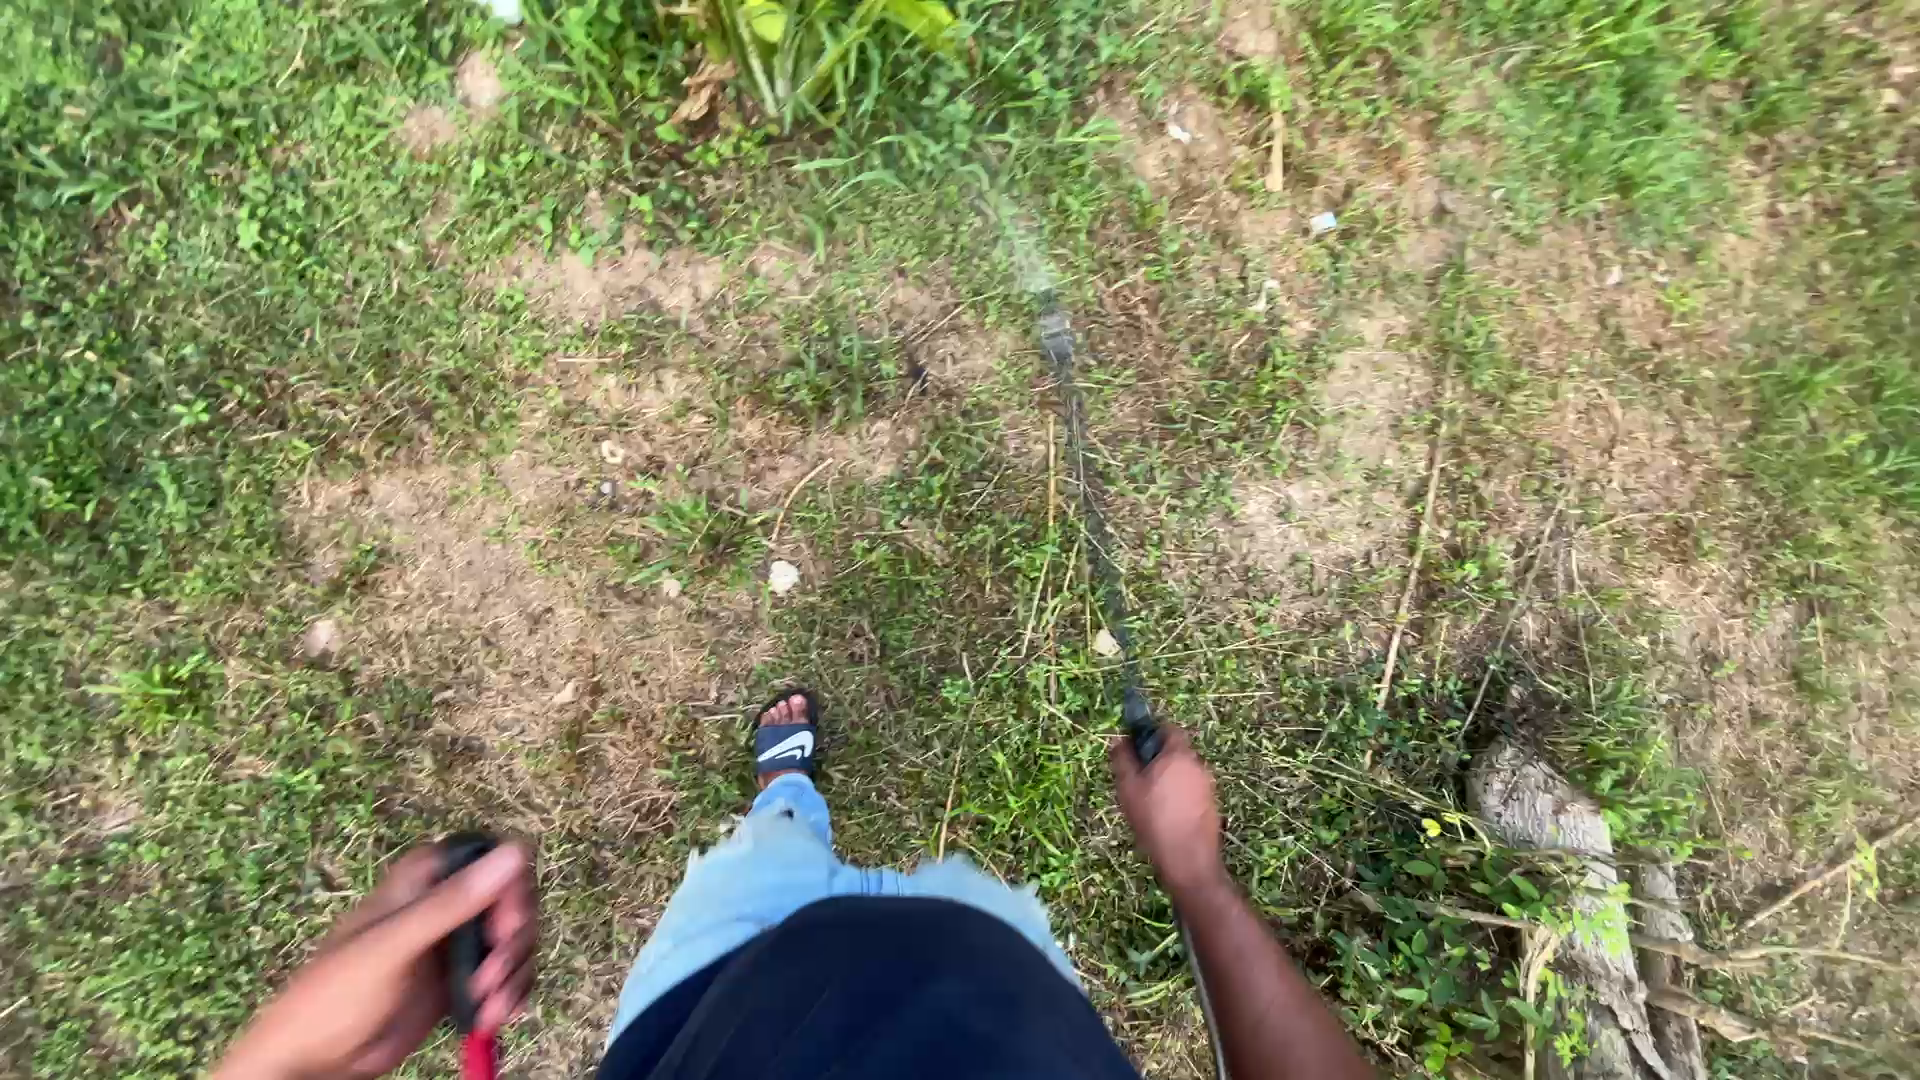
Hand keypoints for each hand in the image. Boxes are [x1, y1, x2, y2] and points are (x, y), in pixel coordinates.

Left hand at [212, 842, 537, 1079]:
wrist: (308, 1069)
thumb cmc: (333, 999)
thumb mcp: (392, 947)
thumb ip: (452, 901)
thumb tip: (516, 850)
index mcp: (429, 876)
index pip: (497, 857)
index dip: (513, 887)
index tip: (507, 926)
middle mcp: (451, 899)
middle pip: (516, 897)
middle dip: (514, 940)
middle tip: (493, 976)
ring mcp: (460, 938)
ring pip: (518, 936)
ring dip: (514, 973)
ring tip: (490, 1008)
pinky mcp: (467, 974)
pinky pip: (511, 970)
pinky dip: (512, 992)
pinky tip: (493, 1017)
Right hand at [1109, 726, 1226, 896]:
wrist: (1189, 861)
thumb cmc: (1154, 819)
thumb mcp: (1128, 788)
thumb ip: (1123, 759)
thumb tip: (1121, 741)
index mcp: (1178, 754)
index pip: (1168, 728)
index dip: (1151, 733)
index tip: (1135, 748)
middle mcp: (1197, 765)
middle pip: (1175, 751)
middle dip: (1157, 759)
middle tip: (1137, 778)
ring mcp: (1208, 786)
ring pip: (1182, 772)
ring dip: (1167, 778)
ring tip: (1149, 801)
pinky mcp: (1211, 805)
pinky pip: (1191, 790)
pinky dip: (1178, 795)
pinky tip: (1165, 816)